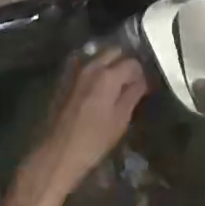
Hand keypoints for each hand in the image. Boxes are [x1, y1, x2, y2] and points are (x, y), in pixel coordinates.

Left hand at [13, 48, 149, 205]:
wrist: (57, 152)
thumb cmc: (94, 140)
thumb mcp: (121, 119)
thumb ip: (133, 94)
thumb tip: (143, 81)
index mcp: (108, 75)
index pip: (133, 63)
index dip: (142, 74)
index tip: (146, 87)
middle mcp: (90, 66)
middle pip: (114, 52)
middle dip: (126, 63)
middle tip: (134, 82)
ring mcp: (74, 72)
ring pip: (98, 57)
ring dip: (110, 64)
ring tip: (118, 84)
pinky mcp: (64, 80)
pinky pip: (85, 66)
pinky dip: (96, 70)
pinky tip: (99, 88)